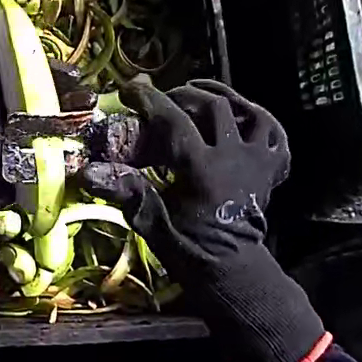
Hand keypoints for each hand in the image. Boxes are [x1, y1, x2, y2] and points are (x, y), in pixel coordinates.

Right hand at [82, 79, 324, 361]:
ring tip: (198, 94)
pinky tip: (239, 117)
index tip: (130, 89)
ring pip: (249, 112)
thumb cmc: (190, 251)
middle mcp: (236, 159)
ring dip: (223, 98)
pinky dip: (258, 120)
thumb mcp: (153, 224)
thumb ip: (127, 192)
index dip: (149, 100)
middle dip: (183, 96)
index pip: (174, 121)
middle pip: (213, 107)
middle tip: (162, 101)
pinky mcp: (272, 169)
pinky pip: (274, 134)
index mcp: (203, 171)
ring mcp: (259, 162)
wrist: (234, 272)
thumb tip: (87, 172)